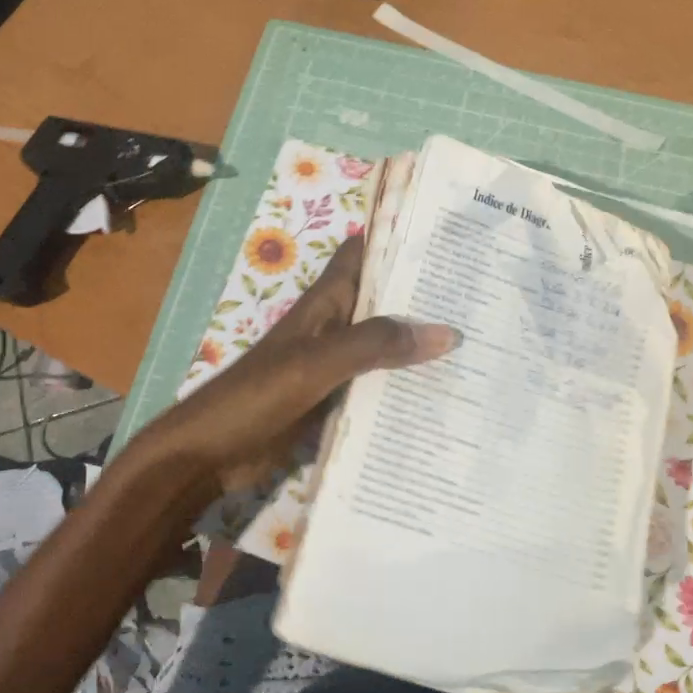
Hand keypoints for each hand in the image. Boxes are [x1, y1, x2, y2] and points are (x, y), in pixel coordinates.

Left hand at [138, 235, 458, 492]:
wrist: (208, 455)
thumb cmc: (256, 395)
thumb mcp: (317, 362)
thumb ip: (375, 344)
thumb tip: (446, 330)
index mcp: (324, 304)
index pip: (363, 255)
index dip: (399, 240)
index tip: (450, 238)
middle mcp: (333, 329)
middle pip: (384, 303)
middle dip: (426, 299)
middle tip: (485, 300)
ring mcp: (333, 368)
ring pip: (385, 349)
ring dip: (421, 349)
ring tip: (480, 349)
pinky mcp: (333, 404)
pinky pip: (377, 389)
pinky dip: (405, 390)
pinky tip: (443, 401)